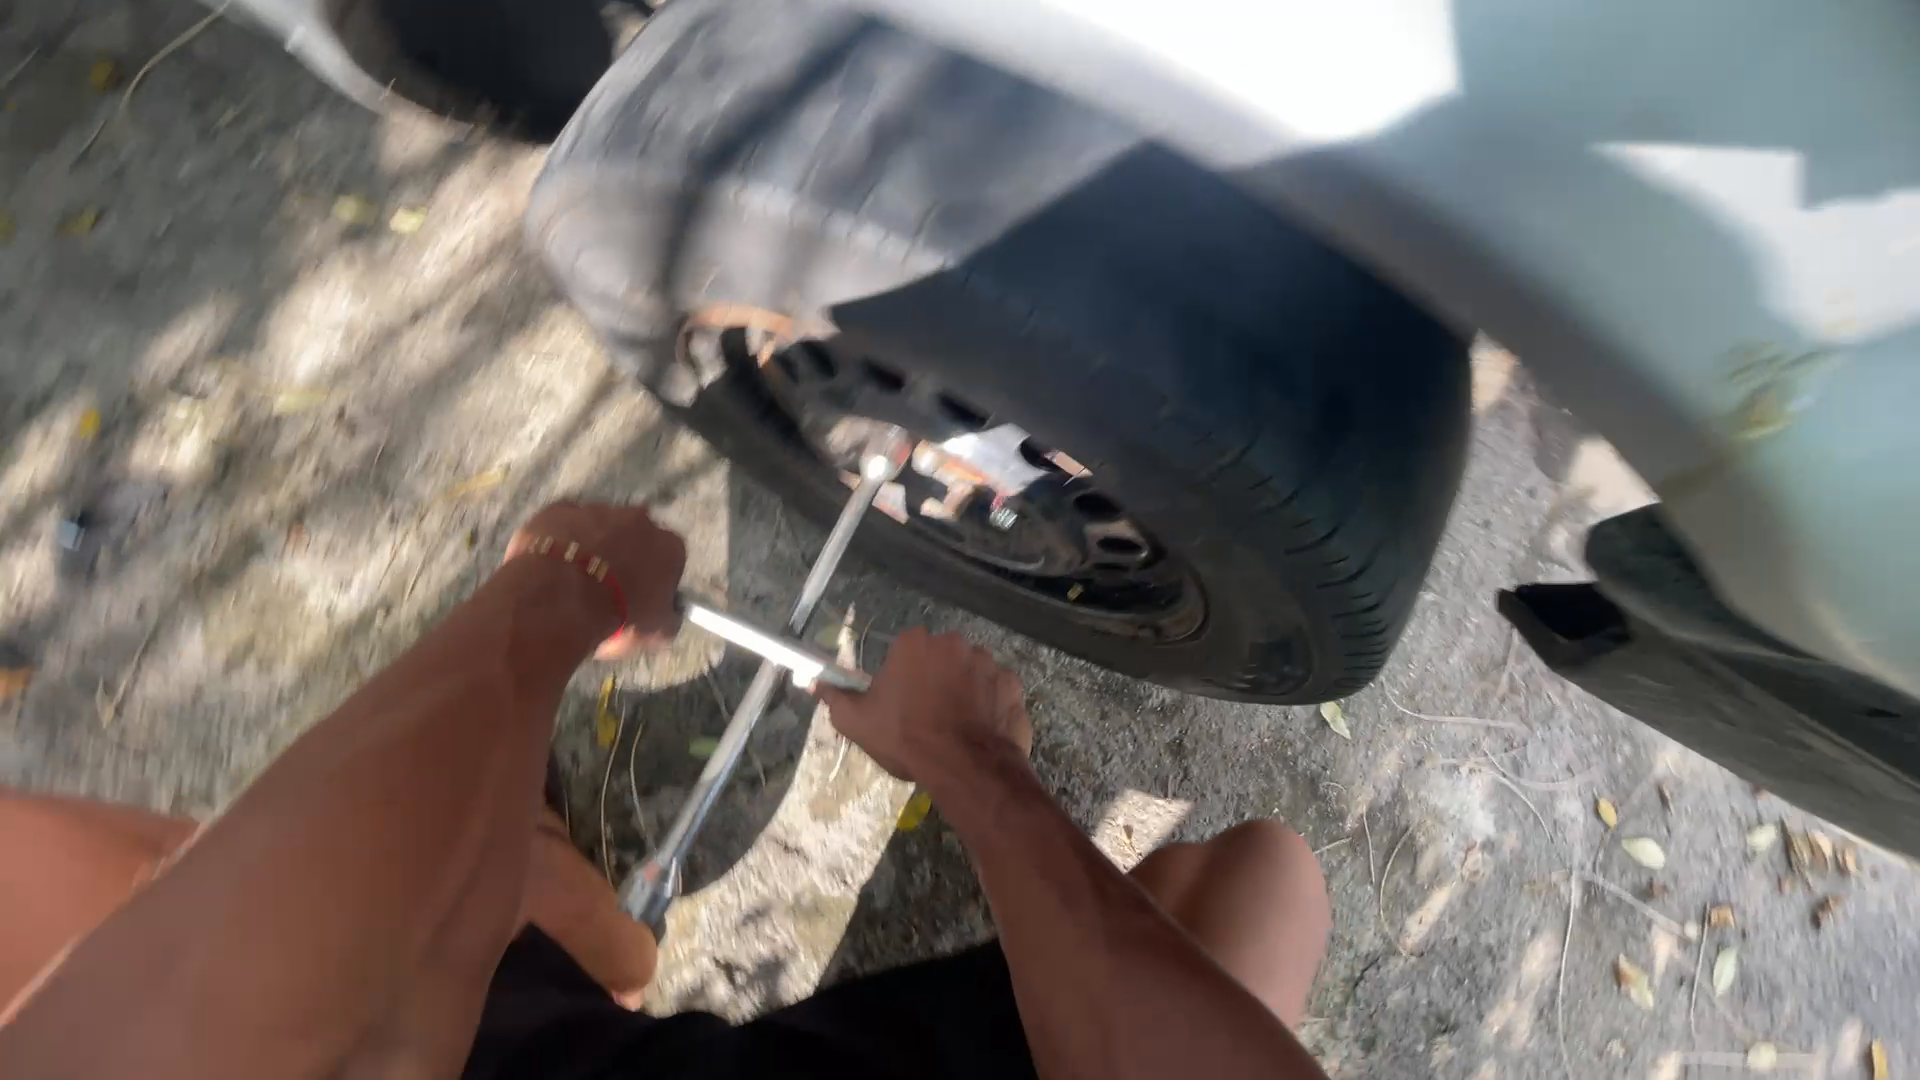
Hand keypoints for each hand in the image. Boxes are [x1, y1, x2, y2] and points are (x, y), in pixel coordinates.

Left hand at [505, 502, 686, 657]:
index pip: (670, 559)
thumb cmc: (616, 616)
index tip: (641, 597)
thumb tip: (668, 615)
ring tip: (571, 578)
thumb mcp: (657, 632)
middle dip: (623, 555)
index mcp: (670, 546)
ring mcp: (598, 509)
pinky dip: (557, 540)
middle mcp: (640, 519)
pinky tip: (548, 564)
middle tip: (606, 586)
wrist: (557, 601)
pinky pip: (561, 524)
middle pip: (635, 536)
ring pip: (597, 527)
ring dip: (590, 546)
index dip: (655, 578)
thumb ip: (669, 617)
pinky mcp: (559, 509)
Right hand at [817, 627, 1030, 785]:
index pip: (906, 652)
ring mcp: (986, 660)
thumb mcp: (858, 723)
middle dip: (936, 680)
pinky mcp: (1011, 682)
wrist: (964, 766)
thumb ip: (836, 698)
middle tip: (928, 716)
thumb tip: (815, 682)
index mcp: (914, 643)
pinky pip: (996, 689)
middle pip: (940, 657)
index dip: (903, 678)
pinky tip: (981, 728)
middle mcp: (952, 642)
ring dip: (965, 690)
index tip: (902, 704)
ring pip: (970, 671)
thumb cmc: (906, 739)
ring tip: (957, 726)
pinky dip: (990, 703)